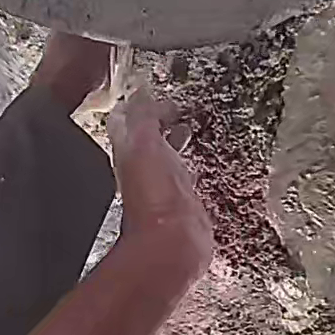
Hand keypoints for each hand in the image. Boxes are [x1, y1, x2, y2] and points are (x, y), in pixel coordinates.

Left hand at [107, 89, 213, 272]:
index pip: (131, 122)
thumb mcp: (146, 144)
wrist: (174, 243)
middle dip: (162, 122)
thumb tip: (142, 91)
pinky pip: (187, 175)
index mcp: (132, 153)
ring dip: (177, 141)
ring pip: (168, 156)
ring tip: (192, 127)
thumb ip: (144, 117)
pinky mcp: (186, 202)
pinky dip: (192, 163)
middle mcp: (145, 170)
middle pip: (149, 139)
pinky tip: (204, 160)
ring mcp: (166, 187)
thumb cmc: (157, 197)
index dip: (143, 106)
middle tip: (177, 107)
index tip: (158, 93)